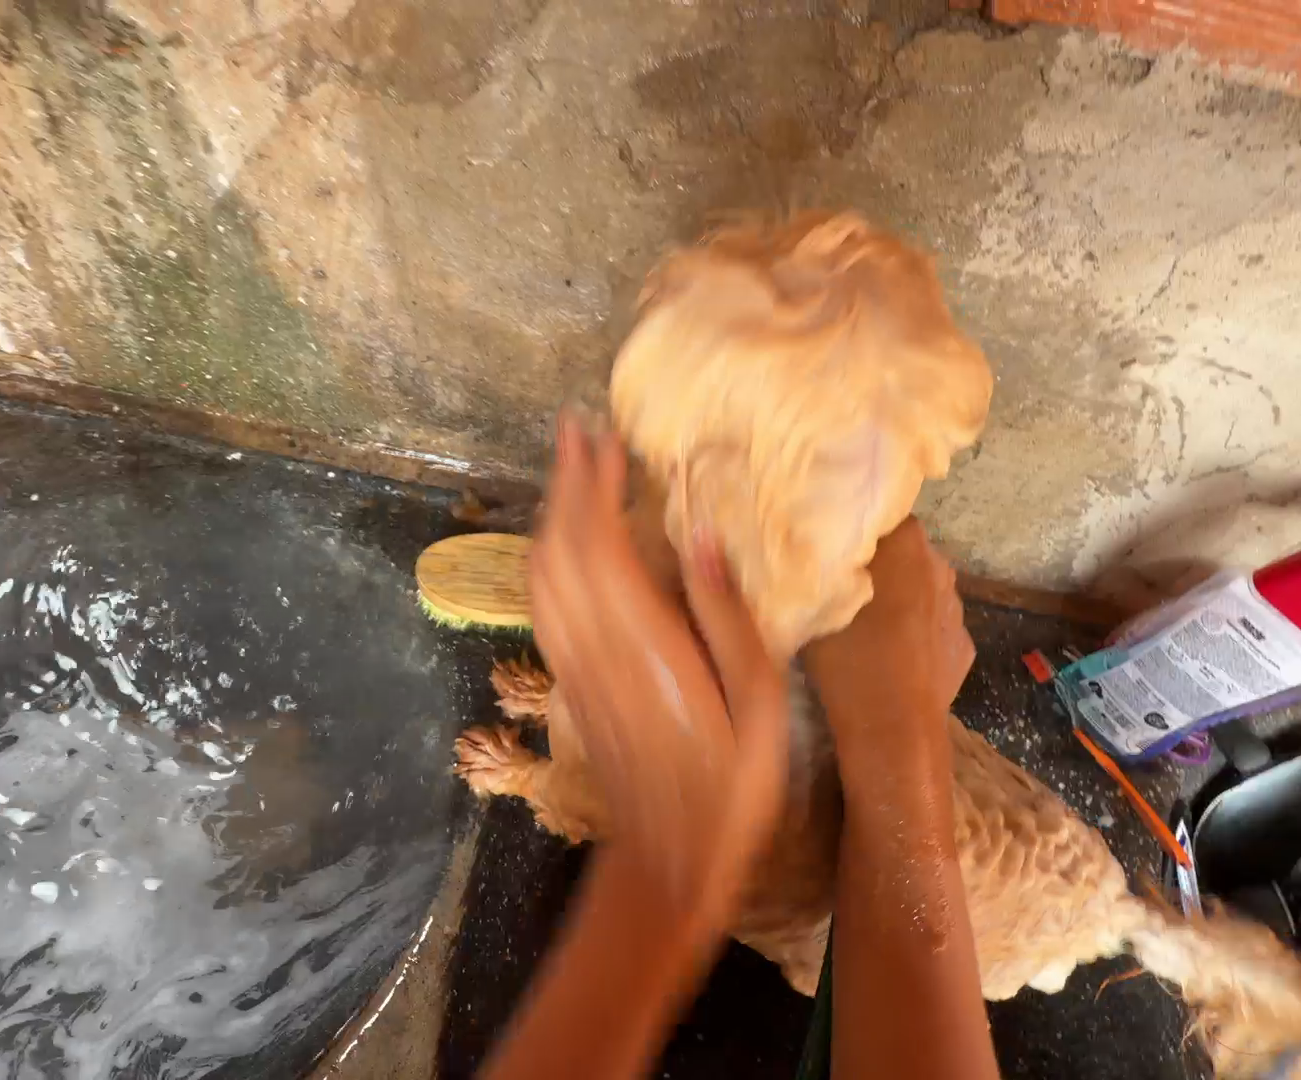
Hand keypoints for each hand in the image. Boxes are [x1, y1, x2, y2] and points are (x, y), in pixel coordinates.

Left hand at [529, 412, 789, 922]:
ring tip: (566, 470)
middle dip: (565, 483)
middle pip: (562, 548)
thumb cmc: (730, 787)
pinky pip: (542, 604)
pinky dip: (544, 557)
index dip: (595, 486)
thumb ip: (726, 617)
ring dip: (550, 514)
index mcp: (646, 645)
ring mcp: (574, 664)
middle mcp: (597, 646)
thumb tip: (702, 536)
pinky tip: (558, 540)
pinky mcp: (569, 680)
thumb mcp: (759, 704)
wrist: (666, 858)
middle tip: (574, 430)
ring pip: (542, 573)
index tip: (599, 437)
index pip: (604, 545)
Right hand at [803, 517, 975, 725]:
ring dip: (899, 596)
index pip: (882, 515)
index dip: (856, 528)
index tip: (833, 546)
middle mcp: (938, 566)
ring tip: (867, 625)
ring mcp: (956, 607)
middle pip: (903, 551)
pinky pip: (933, 626)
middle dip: (878, 562)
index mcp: (905, 546)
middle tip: (843, 584)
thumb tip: (807, 561)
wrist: (894, 728)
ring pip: (921, 587)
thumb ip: (817, 576)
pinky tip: (892, 655)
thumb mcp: (814, 609)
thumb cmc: (849, 660)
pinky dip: (915, 633)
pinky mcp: (963, 644)